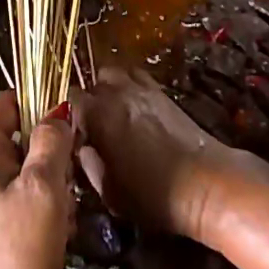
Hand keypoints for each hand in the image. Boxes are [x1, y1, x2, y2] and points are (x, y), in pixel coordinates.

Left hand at [0, 92, 75, 268]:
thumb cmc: (20, 245)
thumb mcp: (43, 183)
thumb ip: (53, 138)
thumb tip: (61, 106)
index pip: (8, 101)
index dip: (38, 99)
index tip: (68, 113)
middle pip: (24, 129)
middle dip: (53, 145)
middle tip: (70, 163)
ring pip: (35, 159)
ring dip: (57, 174)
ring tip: (64, 199)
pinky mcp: (8, 213)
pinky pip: (36, 186)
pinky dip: (54, 196)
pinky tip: (61, 218)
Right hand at [73, 68, 249, 243]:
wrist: (205, 183)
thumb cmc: (152, 195)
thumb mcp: (109, 191)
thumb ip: (88, 163)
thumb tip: (79, 147)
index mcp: (99, 114)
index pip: (69, 96)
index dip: (64, 111)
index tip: (64, 130)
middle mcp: (118, 92)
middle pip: (91, 80)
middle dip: (85, 98)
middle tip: (87, 124)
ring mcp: (142, 88)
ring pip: (114, 73)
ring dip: (106, 87)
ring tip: (108, 112)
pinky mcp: (161, 91)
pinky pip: (135, 76)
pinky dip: (127, 85)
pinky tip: (131, 107)